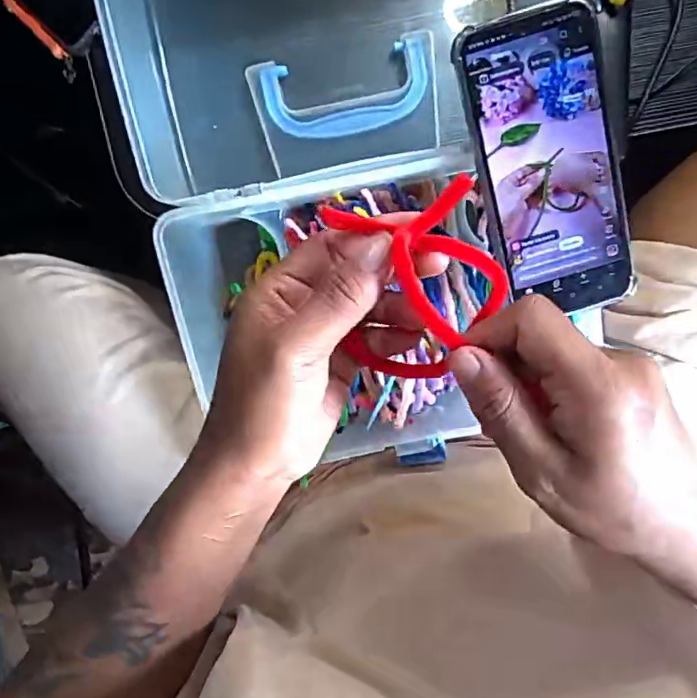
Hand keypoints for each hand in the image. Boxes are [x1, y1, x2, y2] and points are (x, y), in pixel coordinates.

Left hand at [199, 230, 414, 488]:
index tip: (418, 229)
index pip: (332, 247)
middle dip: (396, 270)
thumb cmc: (263, 405)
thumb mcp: (297, 346)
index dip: (374, 235)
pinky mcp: (342, 361)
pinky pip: (375, 338)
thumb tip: (379, 245)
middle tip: (440, 265)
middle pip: (358, 273)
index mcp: (281, 289)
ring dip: (401, 308)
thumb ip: (340, 297)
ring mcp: (325, 333)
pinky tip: (413, 341)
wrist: (256, 468)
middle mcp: (304, 304)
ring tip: (427, 318)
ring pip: (371, 306)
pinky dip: (396, 336)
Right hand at [449, 295, 696, 559]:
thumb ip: (501, 409)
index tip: (467, 372)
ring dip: (527, 380)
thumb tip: (460, 356)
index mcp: (598, 382)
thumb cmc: (611, 511)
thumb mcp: (541, 471)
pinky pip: (574, 362)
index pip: (532, 316)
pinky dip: (551, 386)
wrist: (684, 526)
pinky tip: (559, 428)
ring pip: (554, 349)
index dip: (488, 332)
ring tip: (534, 432)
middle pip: (541, 332)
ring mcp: (631, 362)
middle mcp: (619, 358)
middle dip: (505, 365)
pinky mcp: (634, 371)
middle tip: (500, 419)